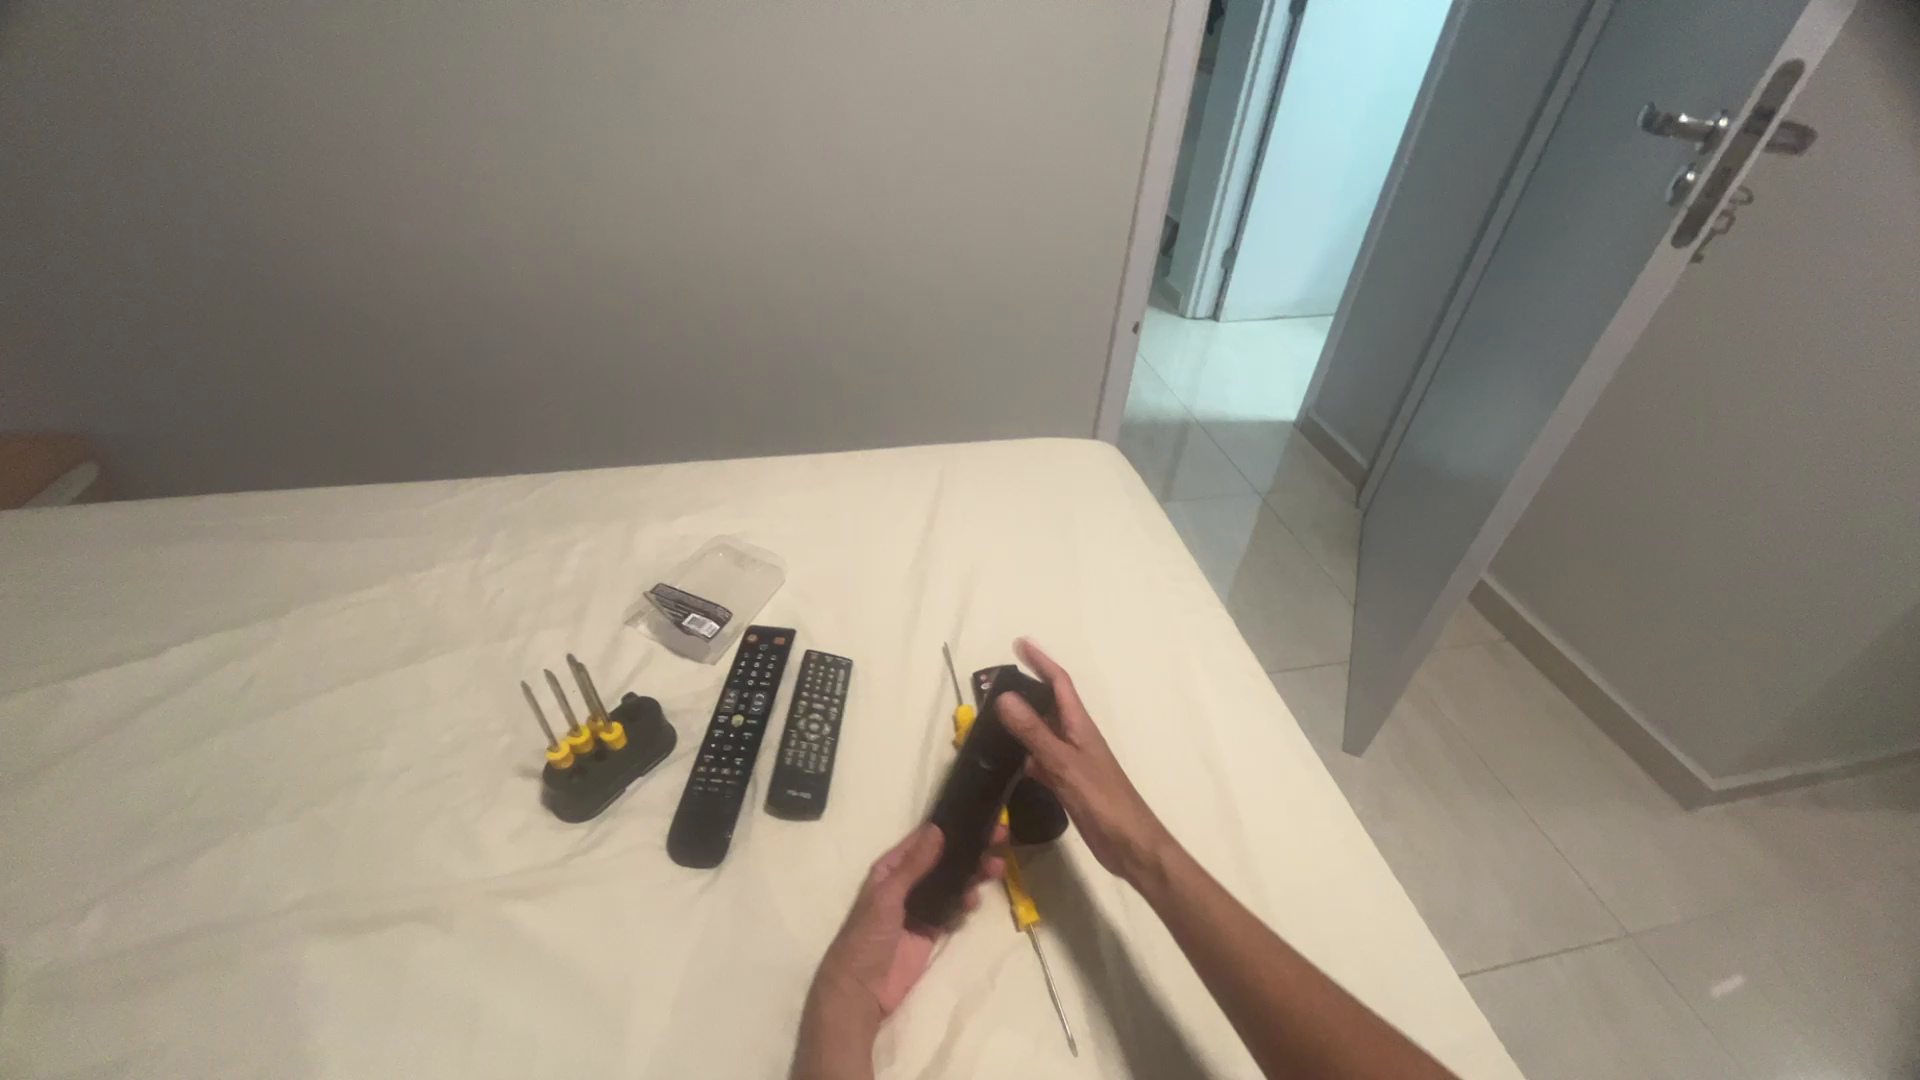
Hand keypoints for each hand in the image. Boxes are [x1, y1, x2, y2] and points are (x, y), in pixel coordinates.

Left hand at [806, 823, 1005, 1028]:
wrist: (862, 990)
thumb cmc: (867, 936)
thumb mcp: (888, 895)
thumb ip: (914, 865)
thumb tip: (937, 830)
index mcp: (892, 868)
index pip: (924, 840)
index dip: (950, 827)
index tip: (979, 817)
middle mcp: (908, 882)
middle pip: (944, 860)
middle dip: (970, 850)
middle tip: (1000, 838)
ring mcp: (922, 906)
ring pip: (953, 883)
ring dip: (973, 874)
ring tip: (995, 869)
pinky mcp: (932, 930)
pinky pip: (954, 909)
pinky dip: (966, 902)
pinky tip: (973, 900)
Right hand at [998, 638, 1173, 885]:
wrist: (1130, 844)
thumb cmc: (1103, 799)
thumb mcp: (1064, 763)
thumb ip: (1035, 732)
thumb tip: (1005, 698)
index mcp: (1079, 725)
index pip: (1059, 683)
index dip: (1040, 661)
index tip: (1019, 644)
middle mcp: (1074, 737)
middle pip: (1047, 705)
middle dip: (1025, 689)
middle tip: (993, 683)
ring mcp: (1071, 761)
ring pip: (1041, 733)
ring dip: (1020, 723)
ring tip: (991, 718)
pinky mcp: (1066, 783)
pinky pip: (1040, 761)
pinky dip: (1023, 757)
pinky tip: (1006, 763)